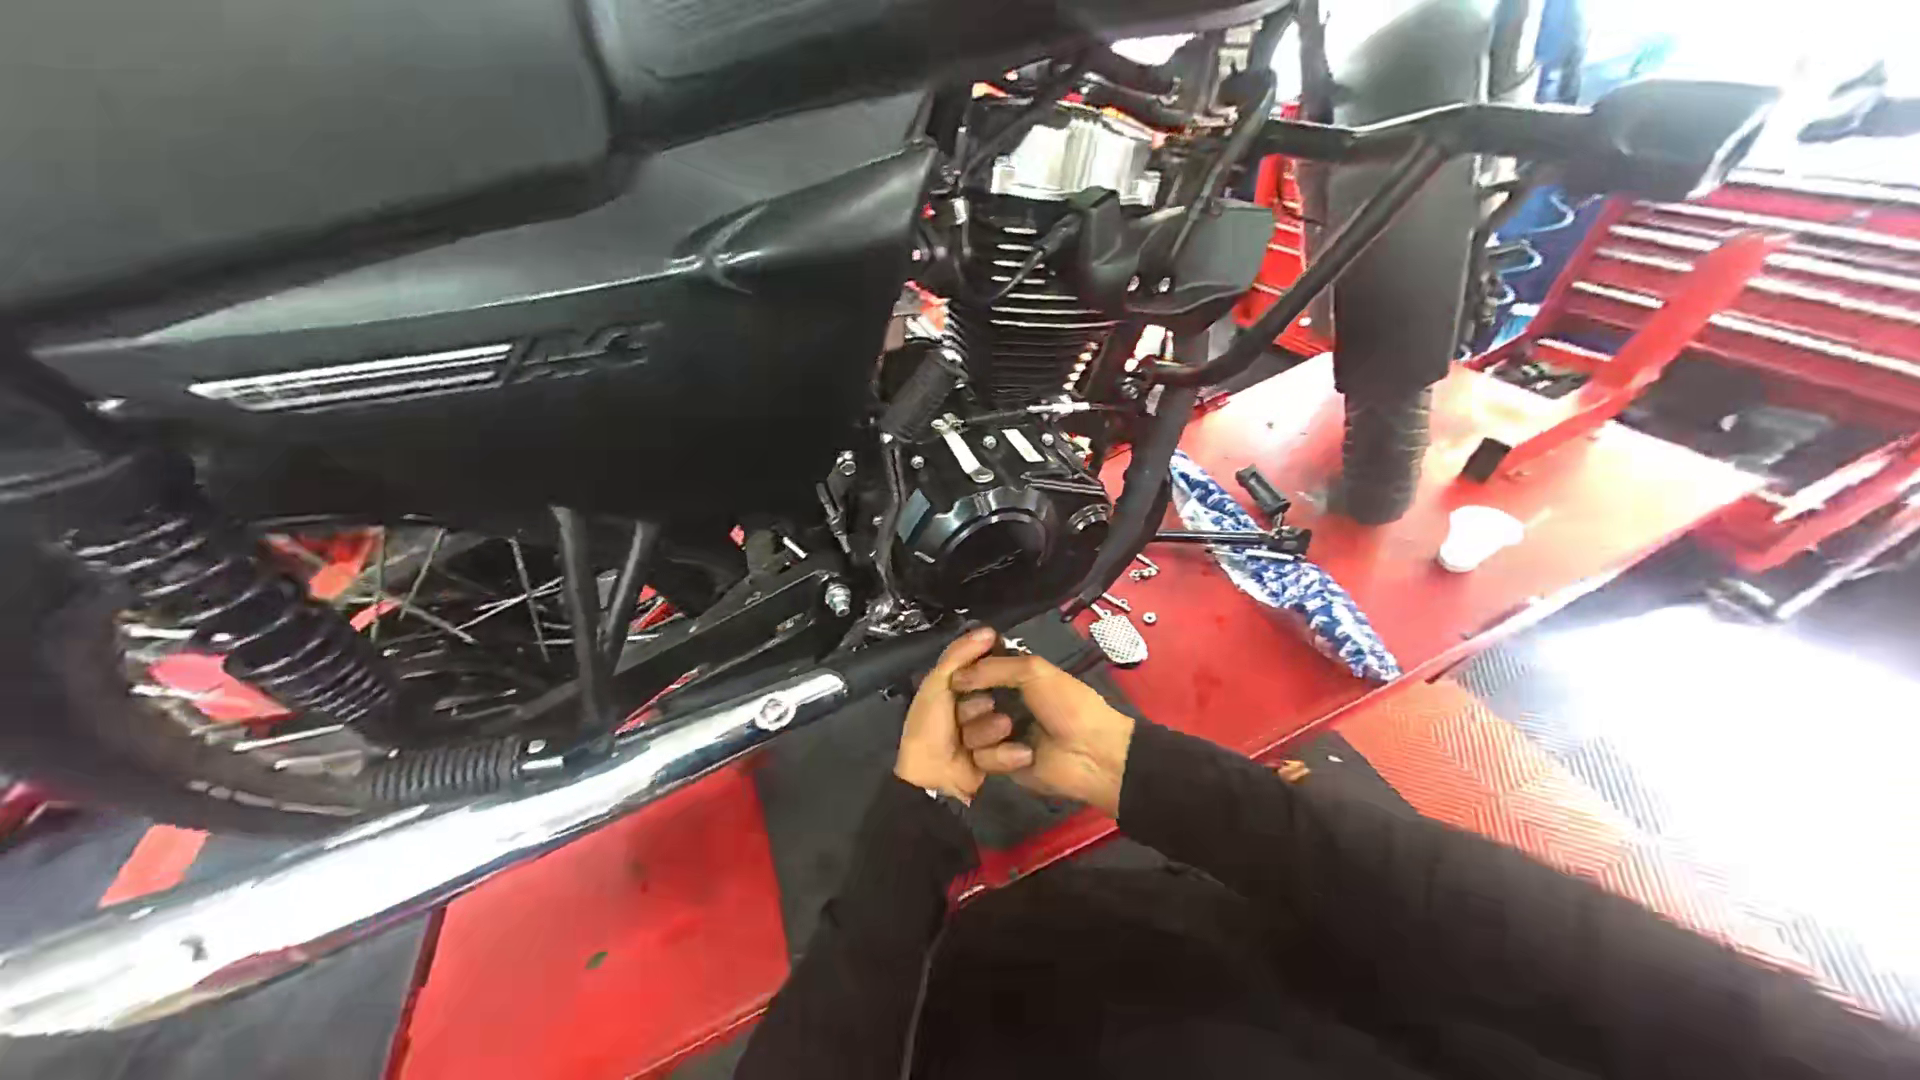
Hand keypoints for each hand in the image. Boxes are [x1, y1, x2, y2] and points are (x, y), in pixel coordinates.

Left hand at [894, 627, 1020, 801]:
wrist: (930, 778)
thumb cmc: (929, 727)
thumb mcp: (938, 683)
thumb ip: (959, 654)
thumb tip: (989, 629)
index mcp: (955, 691)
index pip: (985, 674)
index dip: (986, 675)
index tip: (993, 675)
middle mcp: (971, 710)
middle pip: (995, 699)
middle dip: (980, 708)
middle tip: (970, 715)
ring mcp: (985, 737)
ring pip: (1001, 723)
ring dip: (985, 732)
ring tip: (969, 742)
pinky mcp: (996, 761)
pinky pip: (1008, 750)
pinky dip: (999, 753)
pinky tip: (985, 756)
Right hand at [950, 650, 1134, 817]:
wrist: (1090, 752)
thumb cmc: (1066, 705)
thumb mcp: (1034, 671)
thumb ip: (992, 668)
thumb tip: (955, 677)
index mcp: (1009, 680)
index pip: (972, 675)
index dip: (962, 676)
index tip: (954, 675)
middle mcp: (999, 706)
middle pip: (962, 705)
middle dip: (972, 706)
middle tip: (990, 705)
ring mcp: (998, 736)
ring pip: (966, 732)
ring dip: (987, 730)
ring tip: (1010, 729)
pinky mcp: (1000, 764)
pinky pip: (979, 758)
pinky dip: (1000, 755)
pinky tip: (1024, 754)